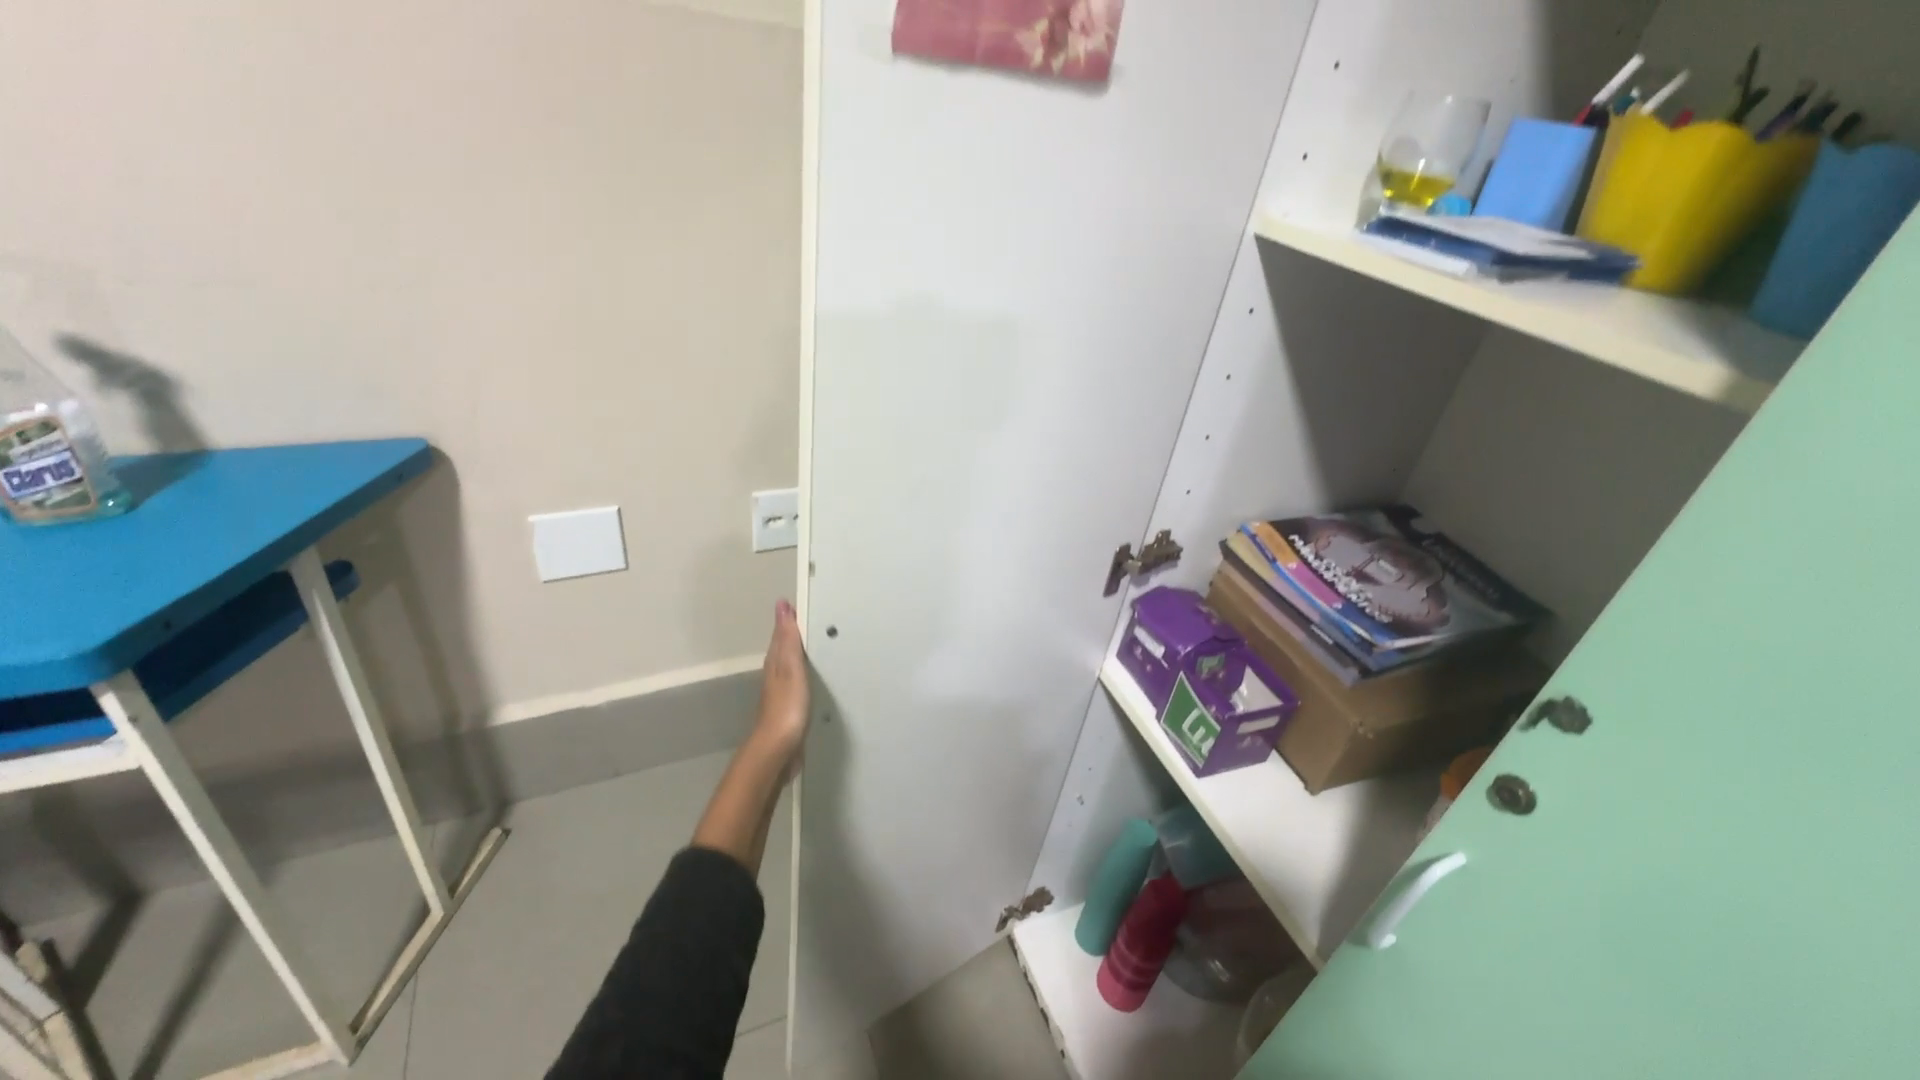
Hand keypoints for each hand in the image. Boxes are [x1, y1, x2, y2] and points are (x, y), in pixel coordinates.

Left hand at [751, 599, 809, 775]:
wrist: (779, 751)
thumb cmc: (786, 707)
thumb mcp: (790, 668)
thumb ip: (788, 639)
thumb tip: (782, 604)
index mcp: (776, 663)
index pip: (782, 634)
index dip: (789, 620)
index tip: (800, 604)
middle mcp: (776, 675)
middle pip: (784, 649)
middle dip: (794, 634)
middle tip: (812, 619)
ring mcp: (782, 694)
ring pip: (790, 667)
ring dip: (800, 655)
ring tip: (816, 645)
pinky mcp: (790, 710)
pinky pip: (798, 684)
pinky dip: (805, 675)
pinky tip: (813, 679)